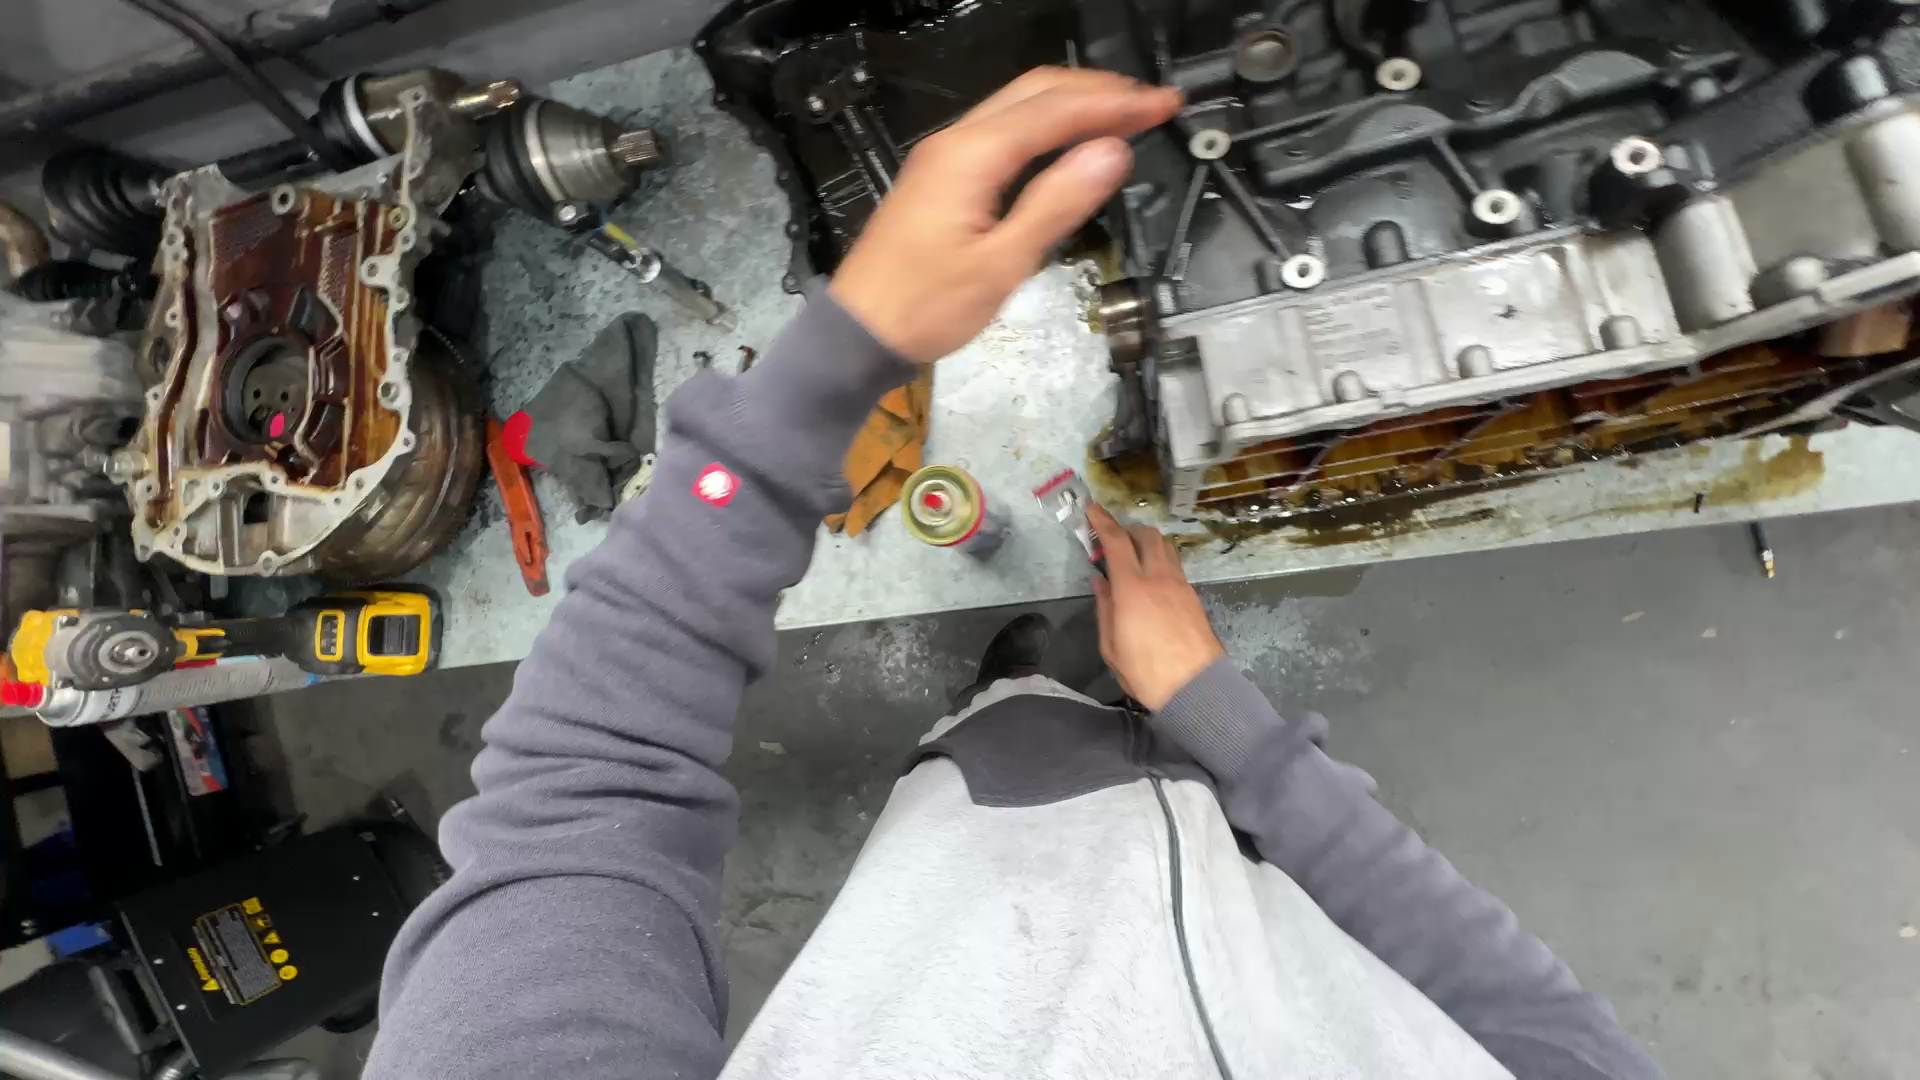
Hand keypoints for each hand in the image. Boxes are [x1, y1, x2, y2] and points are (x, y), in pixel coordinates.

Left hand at [829, 68, 1181, 362]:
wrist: (860, 333)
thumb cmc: (925, 309)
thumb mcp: (1000, 265)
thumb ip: (1056, 205)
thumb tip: (1111, 153)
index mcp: (971, 155)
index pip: (1057, 110)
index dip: (1116, 103)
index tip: (1163, 106)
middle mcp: (953, 143)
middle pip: (1034, 92)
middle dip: (1096, 91)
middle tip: (1148, 104)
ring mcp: (941, 159)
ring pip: (1014, 110)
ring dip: (1069, 107)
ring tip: (1117, 119)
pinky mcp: (937, 182)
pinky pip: (997, 137)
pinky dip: (1040, 133)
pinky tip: (1061, 149)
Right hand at [1088, 503, 1224, 709]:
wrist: (1196, 689)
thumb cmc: (1145, 672)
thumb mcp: (1111, 645)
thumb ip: (1105, 608)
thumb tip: (1100, 583)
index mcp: (1132, 588)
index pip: (1117, 542)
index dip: (1103, 522)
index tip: (1092, 509)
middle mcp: (1158, 578)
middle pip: (1148, 535)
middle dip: (1129, 529)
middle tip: (1115, 537)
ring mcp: (1180, 586)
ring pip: (1166, 547)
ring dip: (1149, 542)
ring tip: (1135, 554)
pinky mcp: (1193, 597)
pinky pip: (1175, 566)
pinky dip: (1161, 560)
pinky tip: (1153, 578)